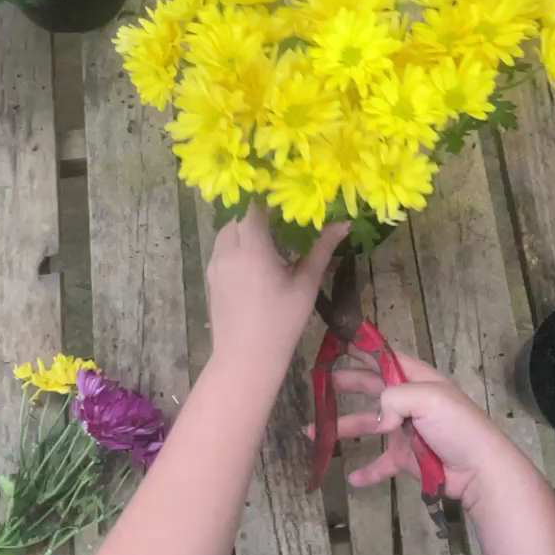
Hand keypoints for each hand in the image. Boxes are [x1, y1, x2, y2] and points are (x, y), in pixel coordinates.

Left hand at [206, 206, 346, 367]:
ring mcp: (215, 264)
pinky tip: (256, 258)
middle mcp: (228, 251)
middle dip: (258, 212)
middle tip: (282, 217)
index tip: (286, 196)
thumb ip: (322, 249)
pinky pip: (222, 248)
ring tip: (270, 237)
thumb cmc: (281, 321)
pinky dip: (237, 243)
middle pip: (239, 217)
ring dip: (245, 228)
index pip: (254, 207)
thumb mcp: (306, 284)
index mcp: (252, 248)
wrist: (246, 358)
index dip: (269, 198)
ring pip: (227, 231)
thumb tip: (343, 224)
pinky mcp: (211, 277)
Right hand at [321, 352, 531, 508]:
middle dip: (345, 384)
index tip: (337, 344)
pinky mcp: (407, 458)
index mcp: (416, 379)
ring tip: (313, 433)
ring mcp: (406, 430)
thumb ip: (394, 398)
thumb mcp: (428, 398)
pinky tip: (352, 477)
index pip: (385, 358)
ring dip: (343, 428)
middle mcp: (409, 401)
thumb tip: (378, 418)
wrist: (479, 469)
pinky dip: (367, 470)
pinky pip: (382, 463)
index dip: (363, 350)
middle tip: (317, 382)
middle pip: (372, 388)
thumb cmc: (457, 426)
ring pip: (369, 425)